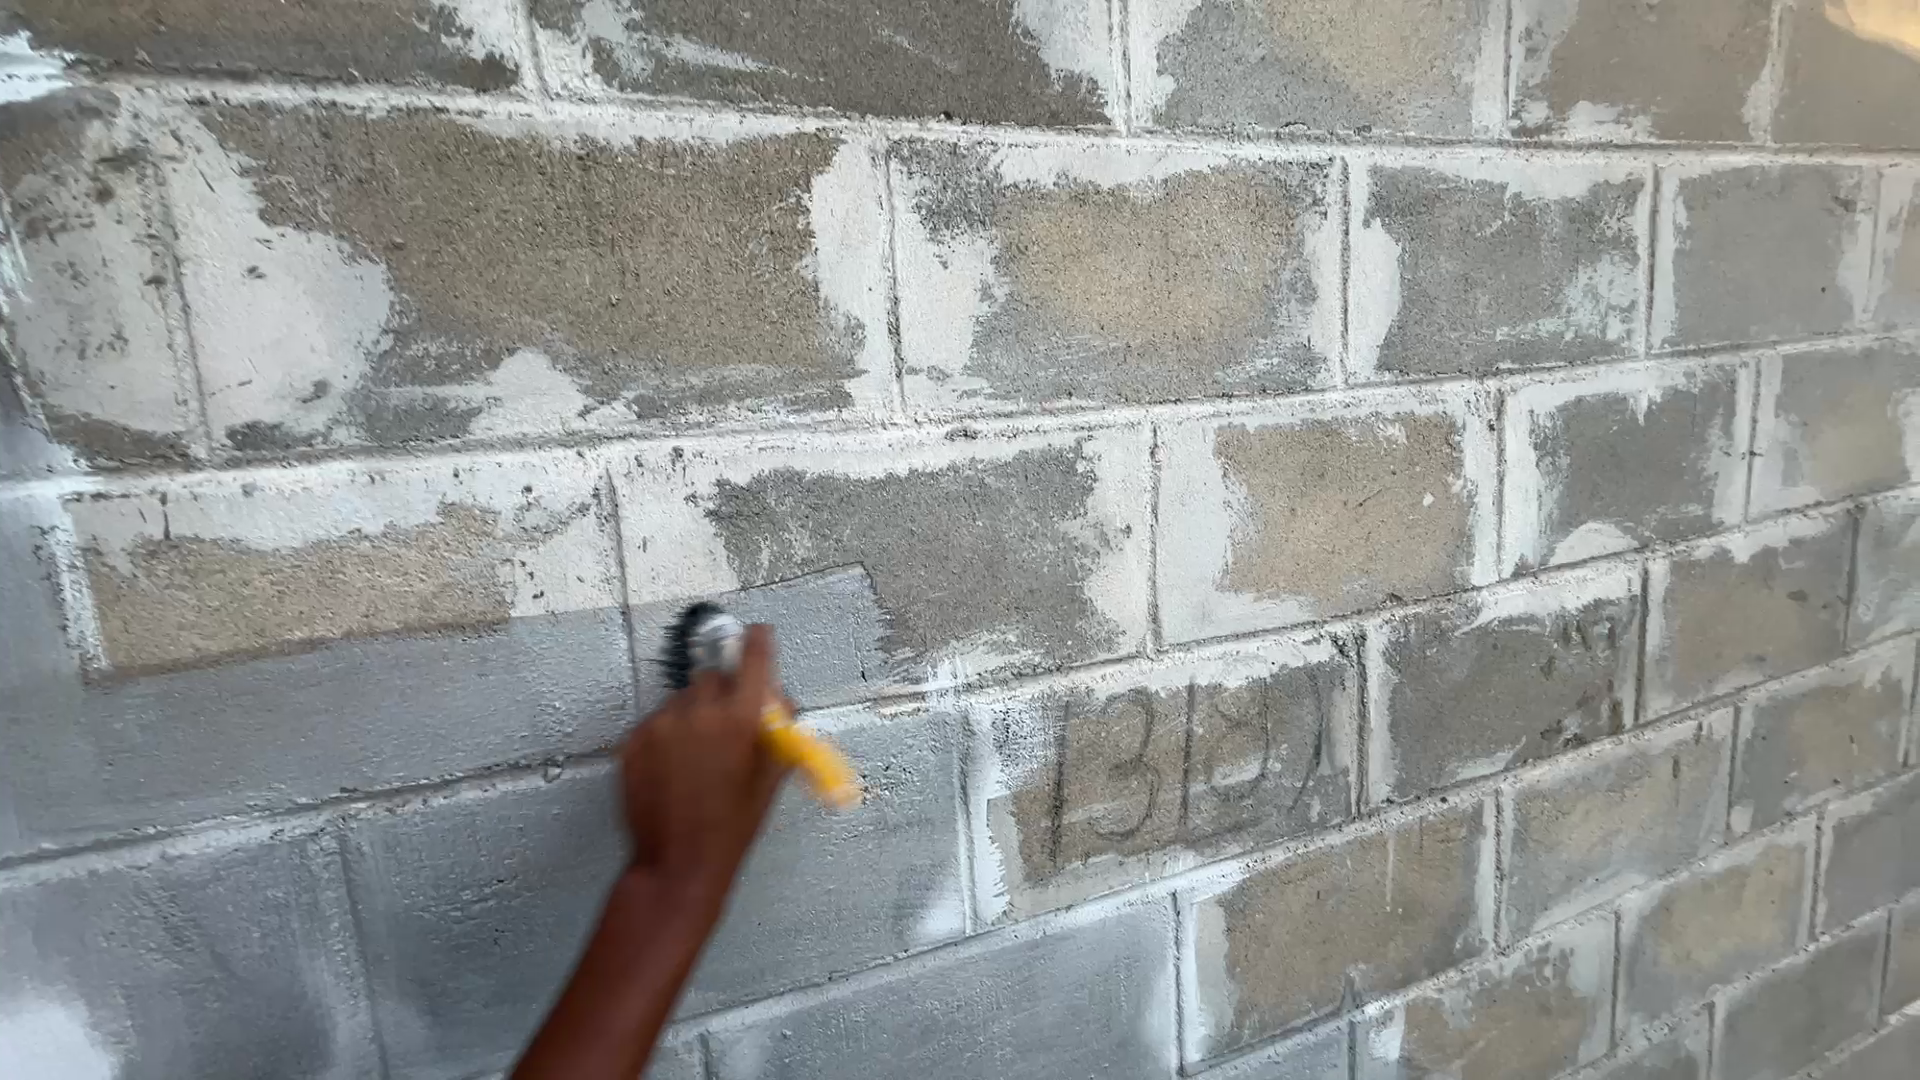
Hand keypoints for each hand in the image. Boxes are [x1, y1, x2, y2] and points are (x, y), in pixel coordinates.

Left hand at [620, 623, 789, 903]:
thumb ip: (779, 728)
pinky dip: (668, 734)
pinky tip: (674, 767)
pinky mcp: (633, 740)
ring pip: (682, 699)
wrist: (678, 862)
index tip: (759, 633)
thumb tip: (775, 697)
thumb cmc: (735, 822)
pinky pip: (657, 720)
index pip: (755, 657)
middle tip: (727, 725)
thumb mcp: (773, 774)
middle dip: (723, 693)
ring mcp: (662, 724)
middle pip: (713, 677)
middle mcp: (700, 711)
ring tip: (697, 754)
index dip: (760, 642)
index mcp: (741, 718)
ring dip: (694, 714)